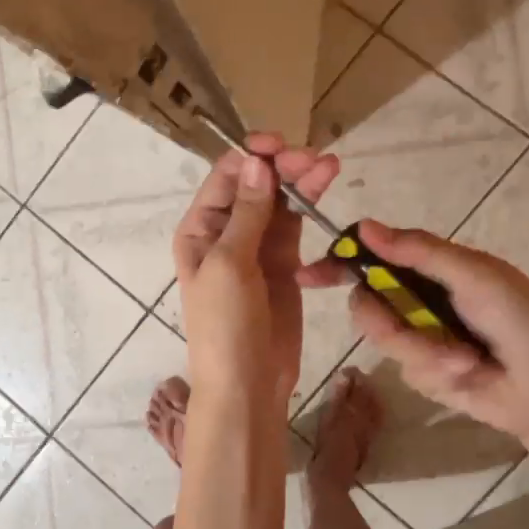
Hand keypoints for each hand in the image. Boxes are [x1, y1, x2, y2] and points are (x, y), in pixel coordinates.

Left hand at [174, 133, 338, 407]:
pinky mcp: (283, 260)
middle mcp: (225, 230)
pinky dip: (310, 202)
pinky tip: (328, 182)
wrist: (247, 383)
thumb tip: (255, 162)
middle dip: (281, 166)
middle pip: (255, 184)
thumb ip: (247, 214)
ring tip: (329, 164)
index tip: (280, 145)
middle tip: (313, 159)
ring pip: (279, 199)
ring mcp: (256, 245)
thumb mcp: (229, 265)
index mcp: (199, 229)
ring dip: (300, 178)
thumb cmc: (225, 325)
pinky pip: (296, 222)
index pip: (225, 178)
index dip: (250, 157)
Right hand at [297, 220, 528, 449]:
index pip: (373, 257)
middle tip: (412, 334)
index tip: (308, 275)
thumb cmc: (526, 323)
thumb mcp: (476, 276)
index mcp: (433, 267)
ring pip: (383, 339)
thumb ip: (420, 252)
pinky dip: (437, 373)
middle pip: (367, 302)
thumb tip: (365, 227)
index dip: (339, 263)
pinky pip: (405, 369)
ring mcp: (421, 337)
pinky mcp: (425, 373)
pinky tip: (469, 376)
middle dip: (387, 322)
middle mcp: (420, 299)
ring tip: (465, 362)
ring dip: (424, 351)